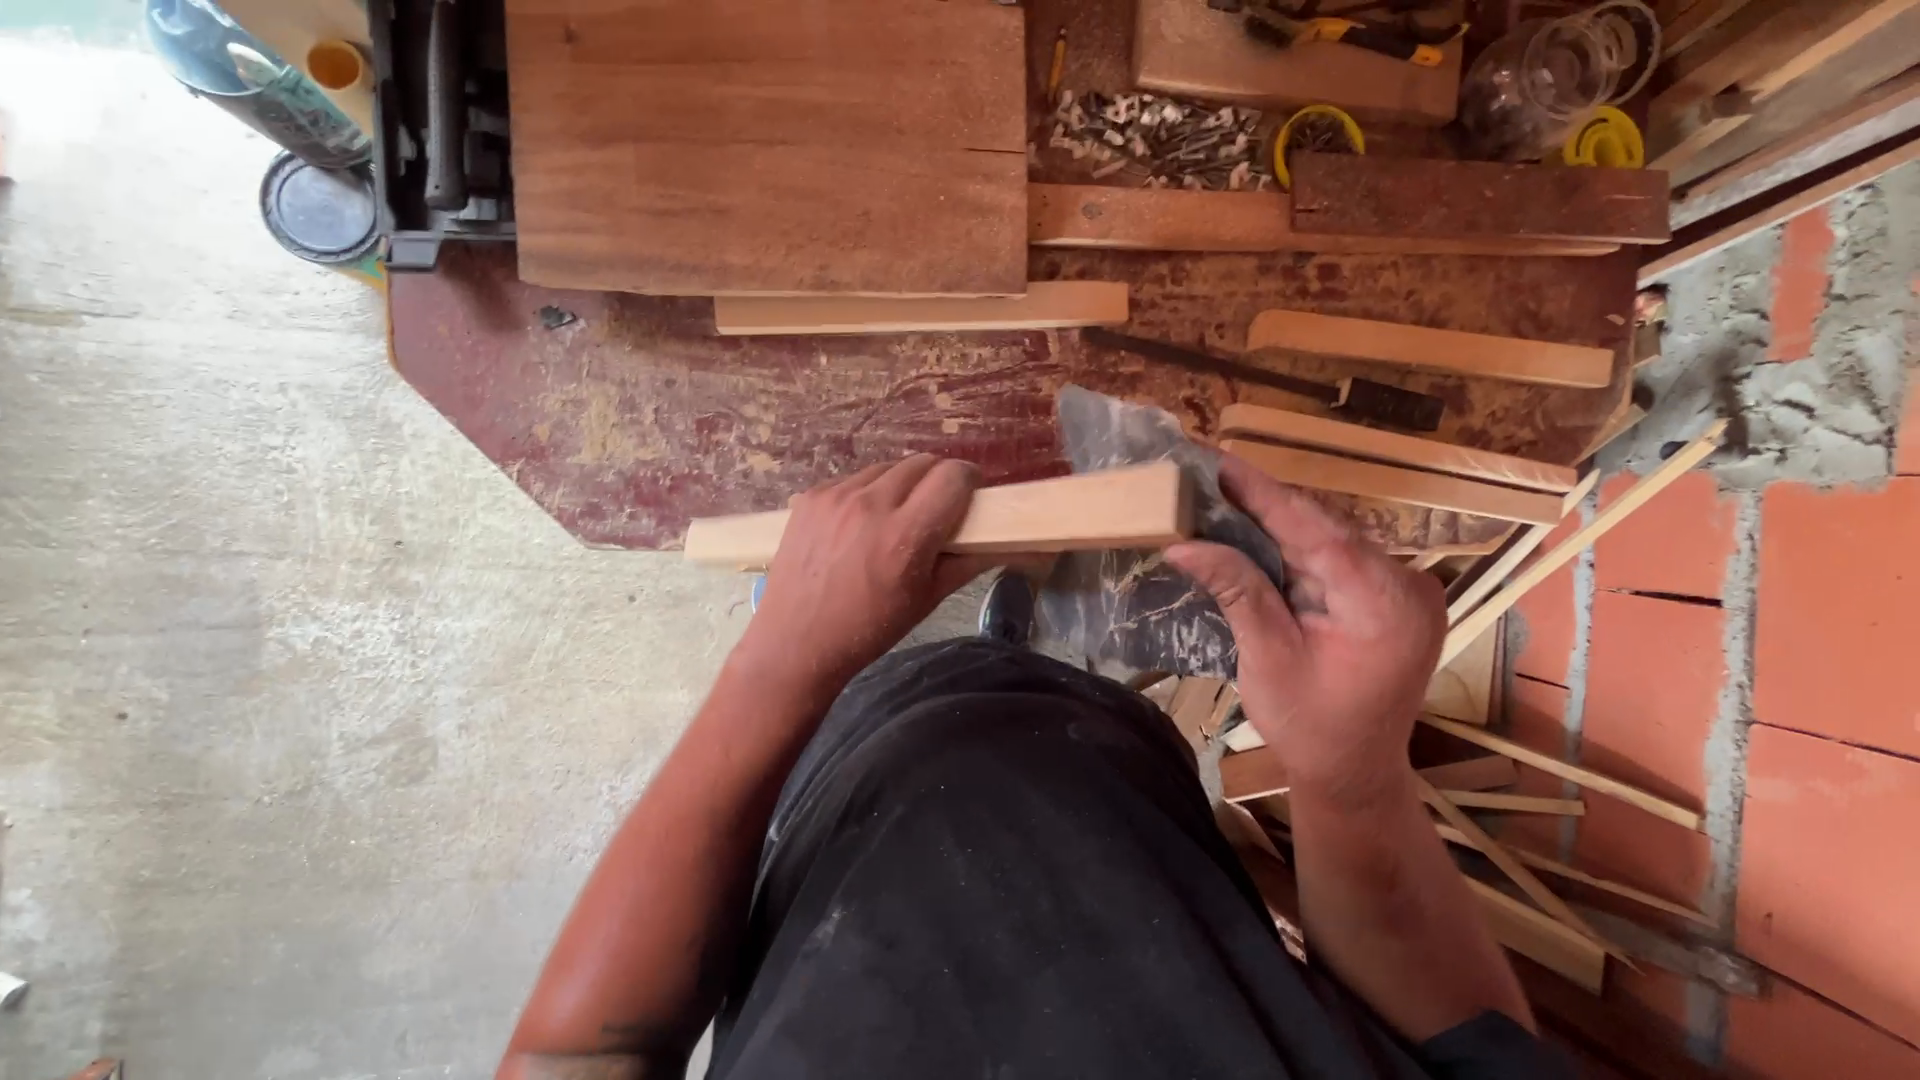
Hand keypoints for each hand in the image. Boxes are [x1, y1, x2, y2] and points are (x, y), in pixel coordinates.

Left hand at [734, 455, 998, 692]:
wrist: (795, 642)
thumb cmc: (869, 628)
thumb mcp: (927, 599)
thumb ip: (968, 562)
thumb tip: (1004, 541)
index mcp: (906, 534)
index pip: (953, 476)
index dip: (969, 481)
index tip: (970, 496)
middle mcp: (871, 504)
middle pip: (923, 463)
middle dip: (938, 480)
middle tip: (937, 508)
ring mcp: (836, 496)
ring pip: (888, 468)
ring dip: (902, 484)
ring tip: (896, 517)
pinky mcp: (811, 497)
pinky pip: (854, 479)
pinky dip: (867, 493)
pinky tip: (861, 524)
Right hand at [1164, 454, 1444, 806]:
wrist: (1353, 770)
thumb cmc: (1309, 725)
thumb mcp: (1267, 657)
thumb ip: (1236, 590)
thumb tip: (1183, 543)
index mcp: (1385, 604)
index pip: (1317, 530)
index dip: (1264, 492)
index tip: (1220, 460)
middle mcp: (1407, 585)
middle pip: (1324, 529)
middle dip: (1264, 503)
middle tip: (1208, 473)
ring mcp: (1405, 589)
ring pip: (1329, 538)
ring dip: (1276, 521)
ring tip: (1222, 492)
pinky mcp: (1391, 595)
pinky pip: (1337, 557)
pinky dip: (1294, 545)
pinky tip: (1256, 528)